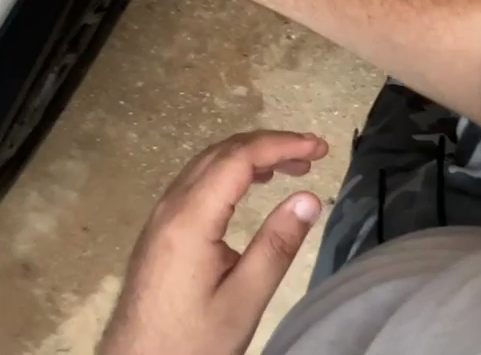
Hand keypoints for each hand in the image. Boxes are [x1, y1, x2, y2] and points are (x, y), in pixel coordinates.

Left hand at [99, 131, 329, 354]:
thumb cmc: (192, 342)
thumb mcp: (243, 302)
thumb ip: (276, 246)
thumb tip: (310, 198)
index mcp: (190, 216)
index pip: (240, 157)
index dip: (282, 144)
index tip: (320, 148)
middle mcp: (172, 203)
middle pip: (224, 151)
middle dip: (271, 144)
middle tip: (312, 154)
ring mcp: (162, 214)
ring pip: (209, 162)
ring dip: (251, 155)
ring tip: (291, 166)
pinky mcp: (161, 227)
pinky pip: (198, 179)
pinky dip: (231, 170)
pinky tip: (251, 184)